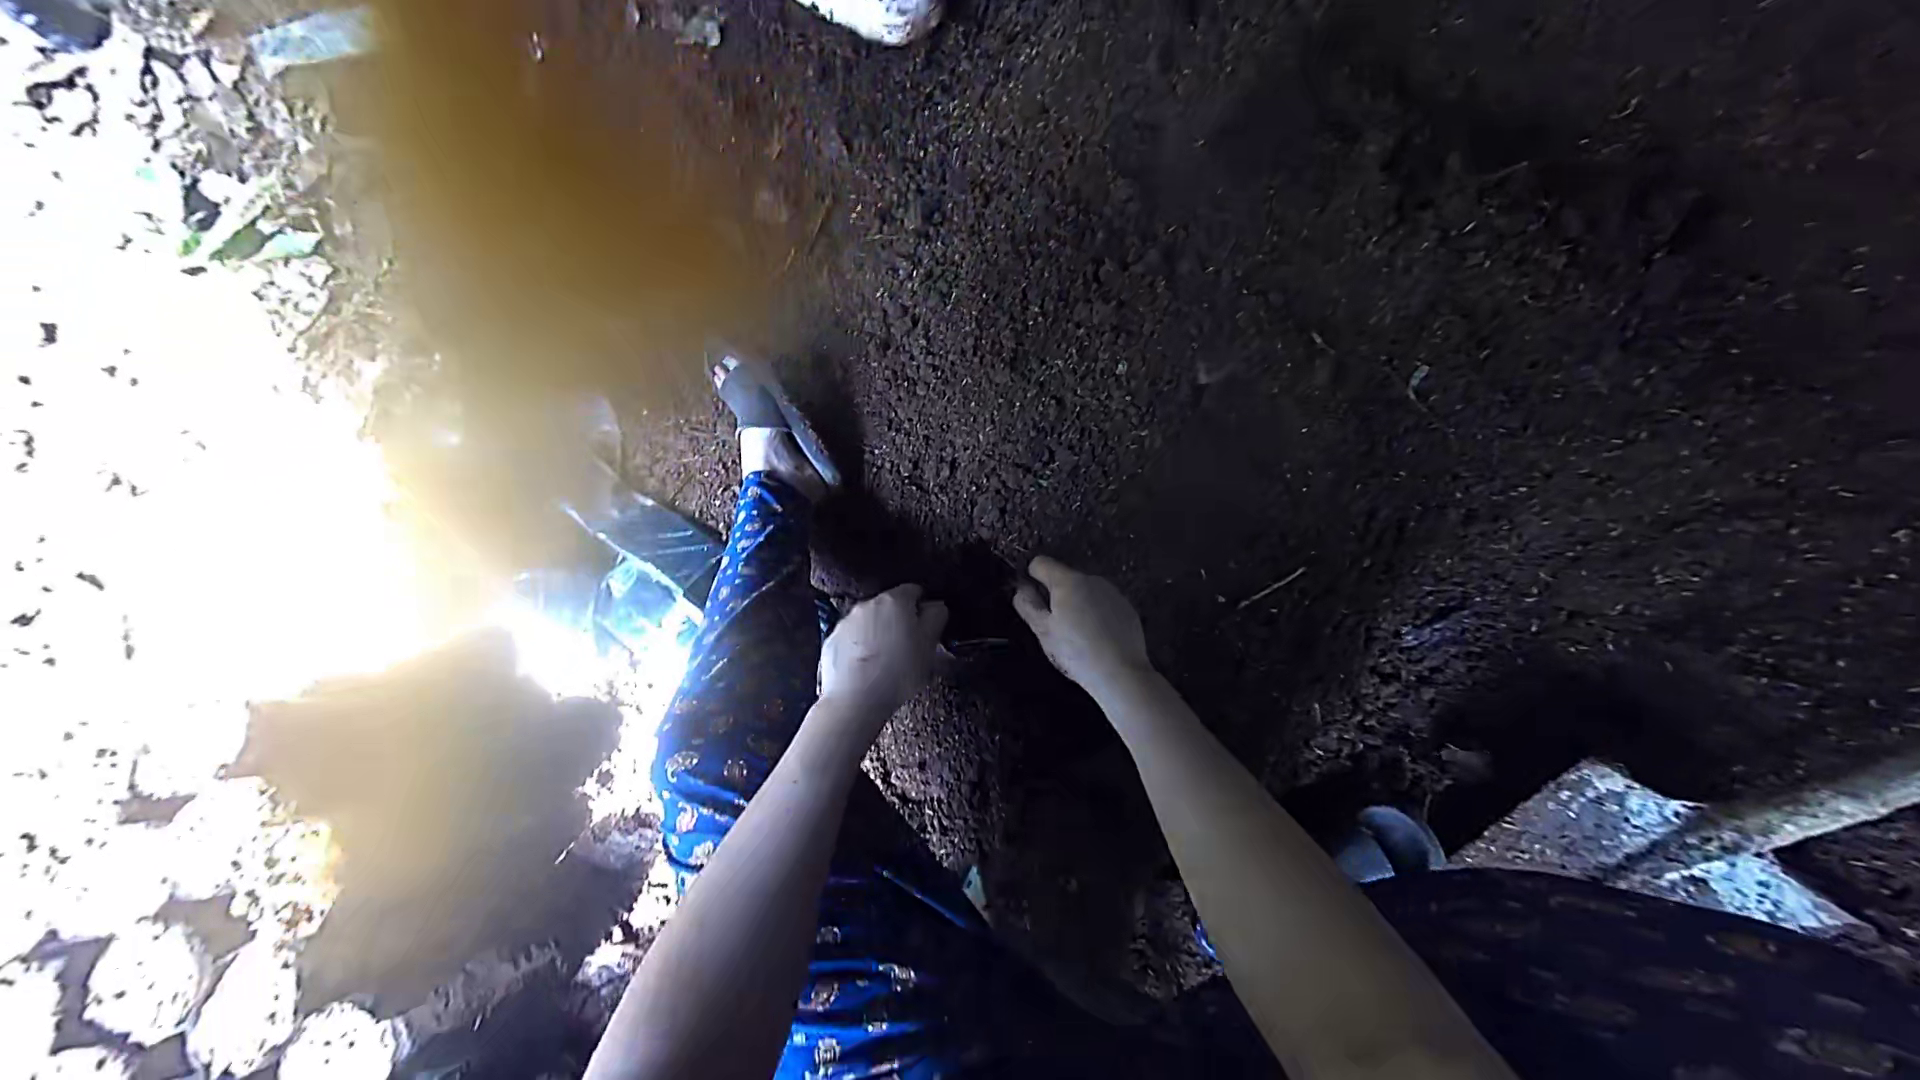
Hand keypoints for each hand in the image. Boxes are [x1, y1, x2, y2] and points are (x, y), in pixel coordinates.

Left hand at [818, 584, 948, 721]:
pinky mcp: (831, 641)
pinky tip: (867, 669)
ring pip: (869, 622)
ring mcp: (846, 622)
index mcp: (895, 600)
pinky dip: (860, 648)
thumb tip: (934, 605)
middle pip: (889, 605)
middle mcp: (868, 604)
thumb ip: (936, 618)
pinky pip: (851, 639)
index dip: (923, 607)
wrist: (854, 699)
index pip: (914, 590)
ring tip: (886, 662)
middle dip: (899, 621)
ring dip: (878, 633)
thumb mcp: (930, 645)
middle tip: (909, 647)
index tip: (926, 626)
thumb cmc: (899, 671)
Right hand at [1012, 556, 1152, 692]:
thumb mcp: (1043, 631)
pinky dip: (1096, 614)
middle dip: (1056, 595)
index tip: (1033, 600)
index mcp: (1067, 581)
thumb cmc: (1075, 651)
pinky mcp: (1127, 608)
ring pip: (1085, 591)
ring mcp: (1112, 592)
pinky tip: (1098, 638)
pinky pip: (1103, 604)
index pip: (1041, 563)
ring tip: (1078, 635)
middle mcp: (1091, 579)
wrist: (1121, 673)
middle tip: (1055, 625)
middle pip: (1064, 578)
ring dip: (1077, 604)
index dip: (1031, 577)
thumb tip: (1021, 588)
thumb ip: (1028, 605)